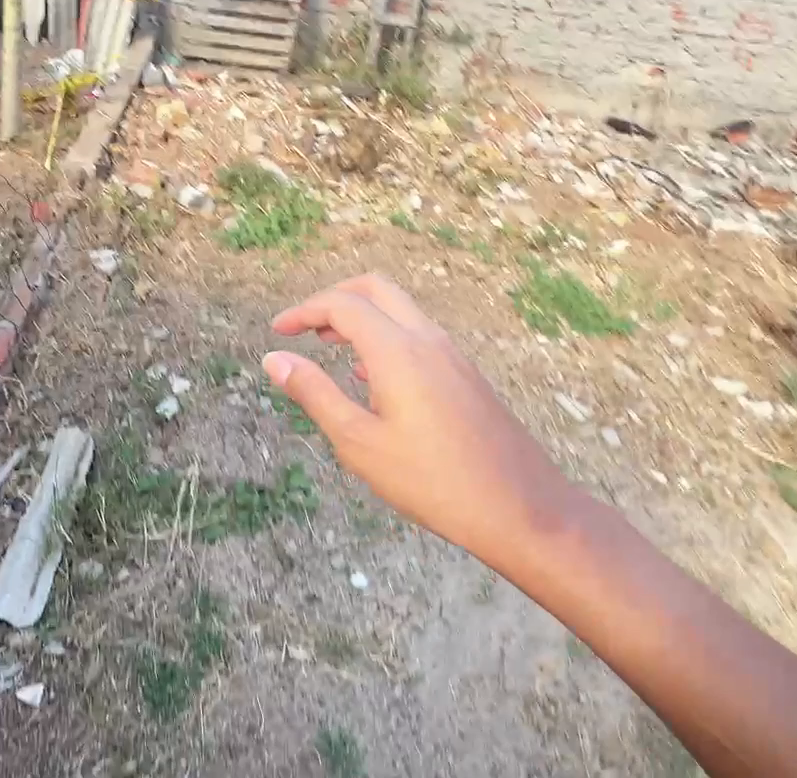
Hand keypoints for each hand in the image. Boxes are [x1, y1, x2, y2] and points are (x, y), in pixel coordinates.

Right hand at [263, 275, 575, 568]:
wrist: (521, 508)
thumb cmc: (433, 481)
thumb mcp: (359, 442)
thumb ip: (314, 394)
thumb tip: (274, 360)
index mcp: (397, 351)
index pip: (342, 304)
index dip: (303, 311)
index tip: (278, 332)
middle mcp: (427, 339)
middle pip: (374, 288)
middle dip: (333, 298)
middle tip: (304, 327)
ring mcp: (451, 354)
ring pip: (399, 308)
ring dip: (360, 315)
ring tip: (328, 347)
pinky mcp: (464, 373)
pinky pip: (416, 332)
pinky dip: (384, 334)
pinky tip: (370, 376)